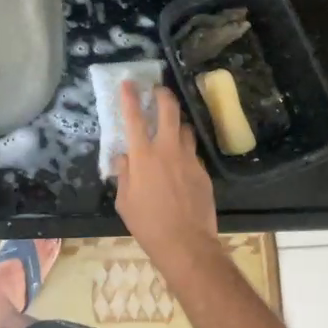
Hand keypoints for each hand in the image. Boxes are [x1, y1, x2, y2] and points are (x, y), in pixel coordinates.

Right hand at [114, 81, 219, 273]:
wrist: (187, 245)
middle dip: (163, 95)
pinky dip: (185, 151)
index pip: (134, 118)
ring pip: (185, 128)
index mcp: (143, 156)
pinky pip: (192, 153)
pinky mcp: (203, 172)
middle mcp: (167, 150)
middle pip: (169, 110)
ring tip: (171, 128)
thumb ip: (124, 175)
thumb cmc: (148, 225)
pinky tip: (180, 165)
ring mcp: (189, 159)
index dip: (130, 97)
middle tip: (158, 90)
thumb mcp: (124, 202)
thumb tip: (125, 158)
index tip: (128, 83)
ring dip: (177, 124)